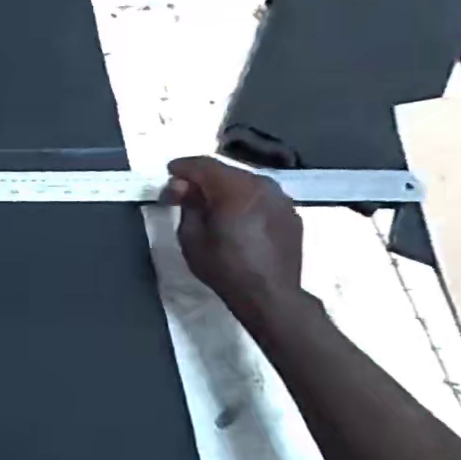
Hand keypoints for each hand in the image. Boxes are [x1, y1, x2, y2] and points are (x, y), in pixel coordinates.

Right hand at [161, 156, 304, 320]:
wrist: (270, 294)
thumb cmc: (224, 267)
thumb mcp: (191, 237)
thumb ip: (187, 205)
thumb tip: (184, 186)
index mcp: (234, 189)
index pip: (204, 165)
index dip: (183, 166)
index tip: (169, 172)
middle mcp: (261, 186)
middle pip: (226, 171)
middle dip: (203, 177)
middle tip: (185, 191)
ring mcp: (281, 198)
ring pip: (246, 182)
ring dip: (225, 187)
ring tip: (210, 204)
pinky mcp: (291, 213)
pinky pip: (262, 197)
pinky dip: (244, 200)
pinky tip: (235, 217)